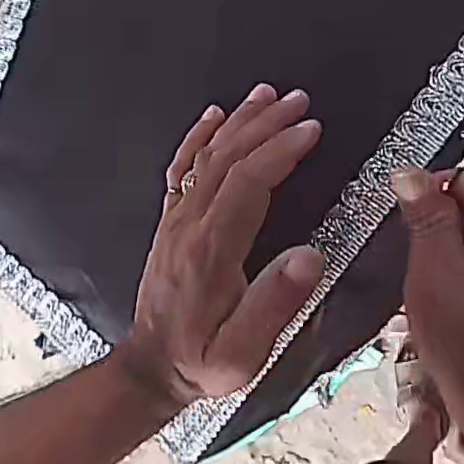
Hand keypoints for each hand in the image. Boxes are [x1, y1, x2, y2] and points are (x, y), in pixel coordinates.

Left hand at [118, 83, 324, 405]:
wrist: (152, 367)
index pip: (247, 184)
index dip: (280, 151)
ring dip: (237, 123)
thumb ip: (275, 305)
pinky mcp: (170, 225)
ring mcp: (175, 222)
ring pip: (205, 157)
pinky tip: (213, 118)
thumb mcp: (242, 354)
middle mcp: (189, 227)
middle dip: (265, 125)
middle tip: (298, 101)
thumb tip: (310, 257)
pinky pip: (180, 171)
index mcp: (210, 252)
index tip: (311, 130)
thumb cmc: (201, 362)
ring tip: (266, 96)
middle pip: (226, 159)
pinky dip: (197, 139)